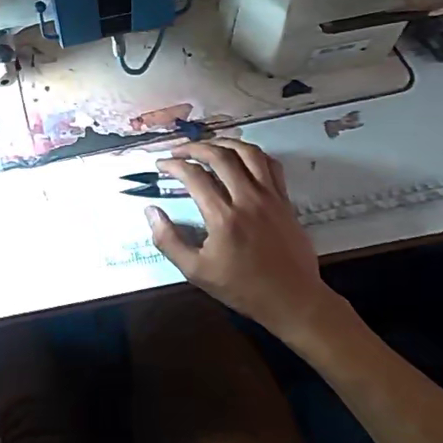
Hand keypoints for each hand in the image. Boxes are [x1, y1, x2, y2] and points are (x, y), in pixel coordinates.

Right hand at [148, 140, 343, 341]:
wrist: (292, 299)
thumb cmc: (242, 288)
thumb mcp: (197, 272)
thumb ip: (169, 241)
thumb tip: (151, 212)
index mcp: (223, 217)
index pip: (194, 177)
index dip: (173, 166)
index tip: (162, 165)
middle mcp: (247, 199)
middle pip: (219, 156)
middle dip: (194, 147)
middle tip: (179, 151)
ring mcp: (270, 196)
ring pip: (248, 152)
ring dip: (225, 142)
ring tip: (208, 145)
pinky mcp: (285, 199)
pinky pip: (270, 164)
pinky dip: (253, 154)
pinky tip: (242, 157)